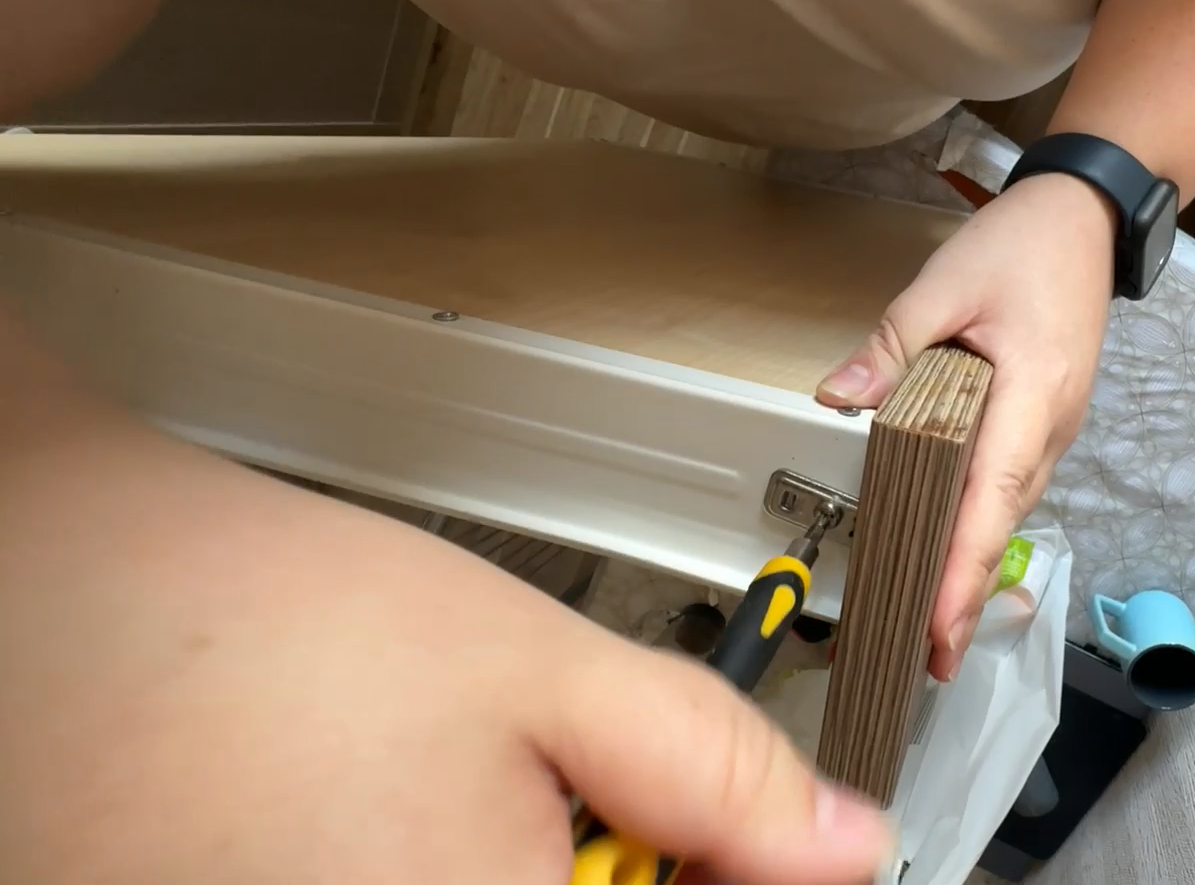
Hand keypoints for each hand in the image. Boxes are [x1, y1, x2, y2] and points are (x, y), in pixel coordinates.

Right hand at [0, 326, 893, 884]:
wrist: (53, 602)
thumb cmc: (286, 638)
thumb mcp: (562, 684)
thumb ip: (724, 775)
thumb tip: (849, 846)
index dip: (747, 883)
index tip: (760, 835)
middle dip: (657, 872)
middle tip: (634, 793)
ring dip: (584, 872)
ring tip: (529, 789)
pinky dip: (506, 867)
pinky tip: (461, 818)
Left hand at [816, 173, 1113, 679]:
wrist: (1083, 219)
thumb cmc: (1019, 246)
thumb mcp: (944, 284)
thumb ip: (891, 346)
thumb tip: (835, 400)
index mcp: (1032, 396)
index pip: (992, 499)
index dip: (964, 572)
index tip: (938, 635)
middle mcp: (1053, 426)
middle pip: (1003, 519)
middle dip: (966, 589)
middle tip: (922, 653)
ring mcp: (1057, 424)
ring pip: (1009, 505)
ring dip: (974, 561)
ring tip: (933, 616)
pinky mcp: (1047, 416)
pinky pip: (1012, 480)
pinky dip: (982, 520)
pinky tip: (954, 538)